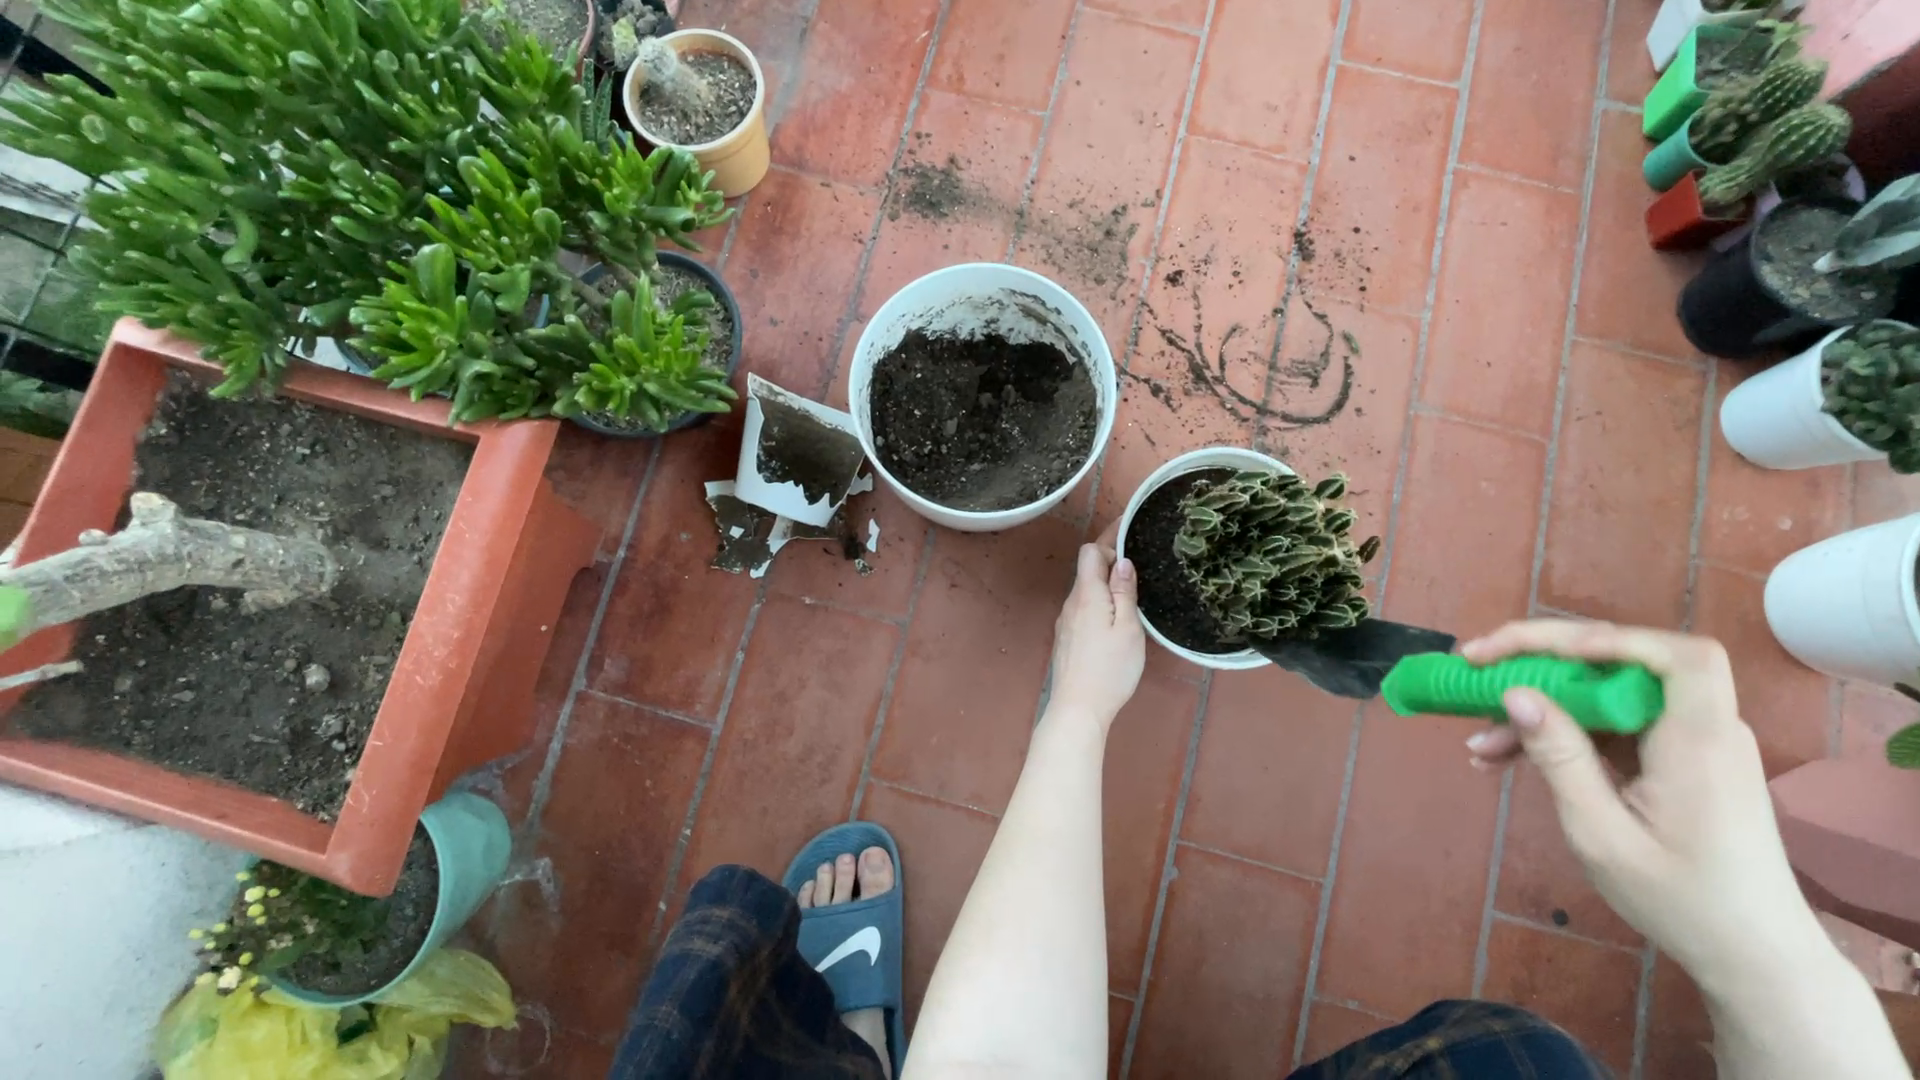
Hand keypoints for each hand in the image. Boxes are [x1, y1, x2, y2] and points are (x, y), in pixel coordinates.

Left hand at [1047, 538, 1144, 729]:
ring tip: (1134, 590)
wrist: (1078, 708)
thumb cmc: (1110, 669)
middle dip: (1111, 560)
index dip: (1109, 539)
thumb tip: (1122, 561)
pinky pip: (1084, 609)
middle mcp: (1071, 604)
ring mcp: (1066, 622)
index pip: (1090, 551)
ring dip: (1106, 584)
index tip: (1130, 531)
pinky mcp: (1067, 639)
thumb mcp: (1128, 628)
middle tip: (1139, 561)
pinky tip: (1117, 617)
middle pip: (1087, 569)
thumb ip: (1124, 592)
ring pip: (1086, 591)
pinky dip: (1100, 603)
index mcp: (1087, 595)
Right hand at [1460, 620, 1829, 993]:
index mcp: (1699, 742)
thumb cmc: (1679, 899)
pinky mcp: (1667, 760)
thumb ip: (1560, 758)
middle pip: (1621, 663)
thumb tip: (1515, 694)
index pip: (1677, 656)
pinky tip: (1502, 759)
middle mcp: (1699, 729)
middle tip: (1474, 665)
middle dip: (1541, 660)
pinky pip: (1602, 728)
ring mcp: (1683, 743)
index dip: (1608, 639)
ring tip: (1477, 739)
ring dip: (1536, 707)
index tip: (1534, 652)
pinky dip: (1554, 735)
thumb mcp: (1602, 833)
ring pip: (1600, 696)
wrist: (1749, 955)